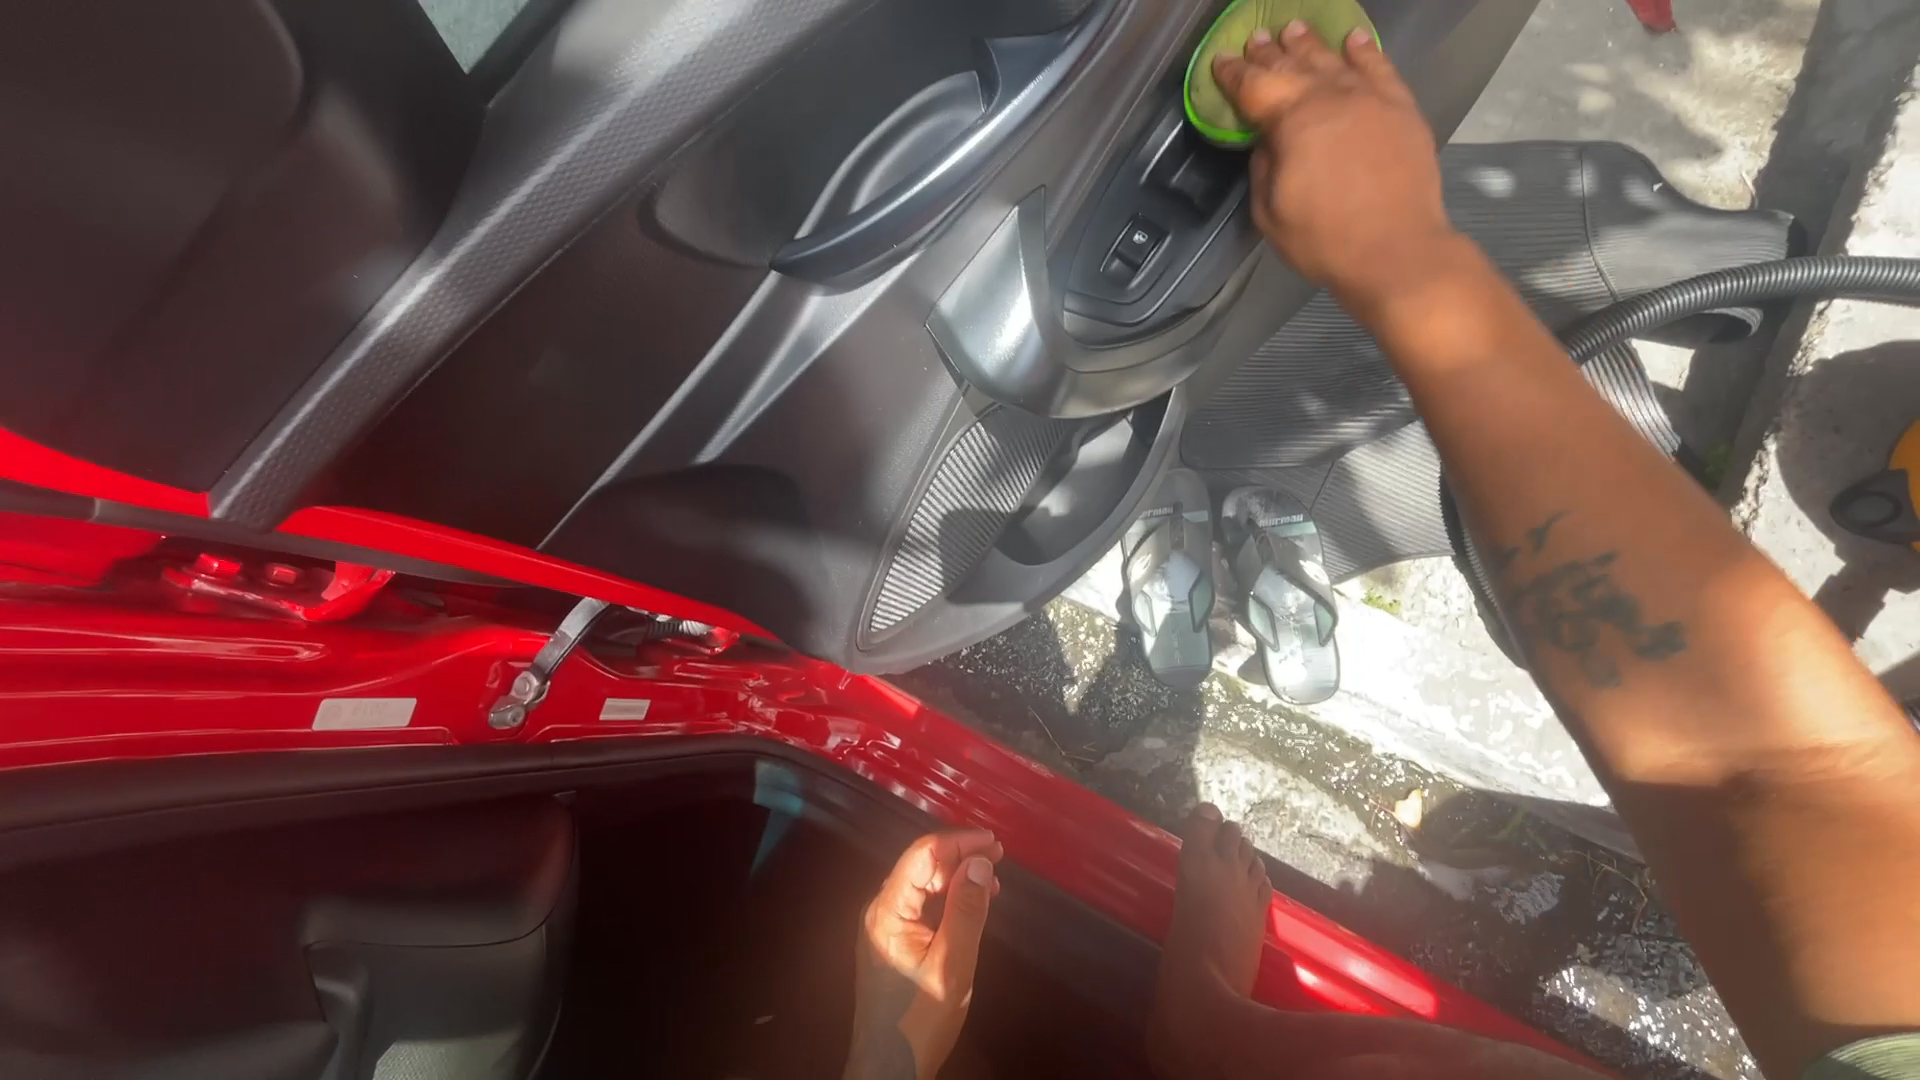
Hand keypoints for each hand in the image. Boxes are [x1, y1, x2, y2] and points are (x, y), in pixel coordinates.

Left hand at [844, 829, 1002, 1079]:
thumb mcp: (952, 965)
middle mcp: (881, 909)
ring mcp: (884, 925)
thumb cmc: (919, 1020)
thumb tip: (980, 862)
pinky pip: (921, 905)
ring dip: (956, 877)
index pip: (923, 854)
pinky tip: (970, 905)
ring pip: (922, 884)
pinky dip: (947, 898)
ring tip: (991, 881)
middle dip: (960, 856)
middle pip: (921, 865)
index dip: (959, 842)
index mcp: (888, 909)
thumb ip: (966, 910)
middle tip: (998, 858)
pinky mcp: (892, 941)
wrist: (889, 1071)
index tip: (993, 842)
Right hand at [1212, 21, 1463, 315]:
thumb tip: (1266, 142)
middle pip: (1294, 67)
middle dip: (1270, 53)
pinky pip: (1379, 68)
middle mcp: (1332, 98)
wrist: (1393, 248)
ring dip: (1310, 45)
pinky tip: (1353, 41)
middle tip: (1256, 37)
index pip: (1256, 88)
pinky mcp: (1401, 108)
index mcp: (1293, 123)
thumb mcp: (1269, 213)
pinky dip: (1364, 52)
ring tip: (1294, 29)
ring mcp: (1371, 98)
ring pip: (1334, 60)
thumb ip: (1263, 169)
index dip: (1235, 75)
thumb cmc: (1321, 240)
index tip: (1222, 61)